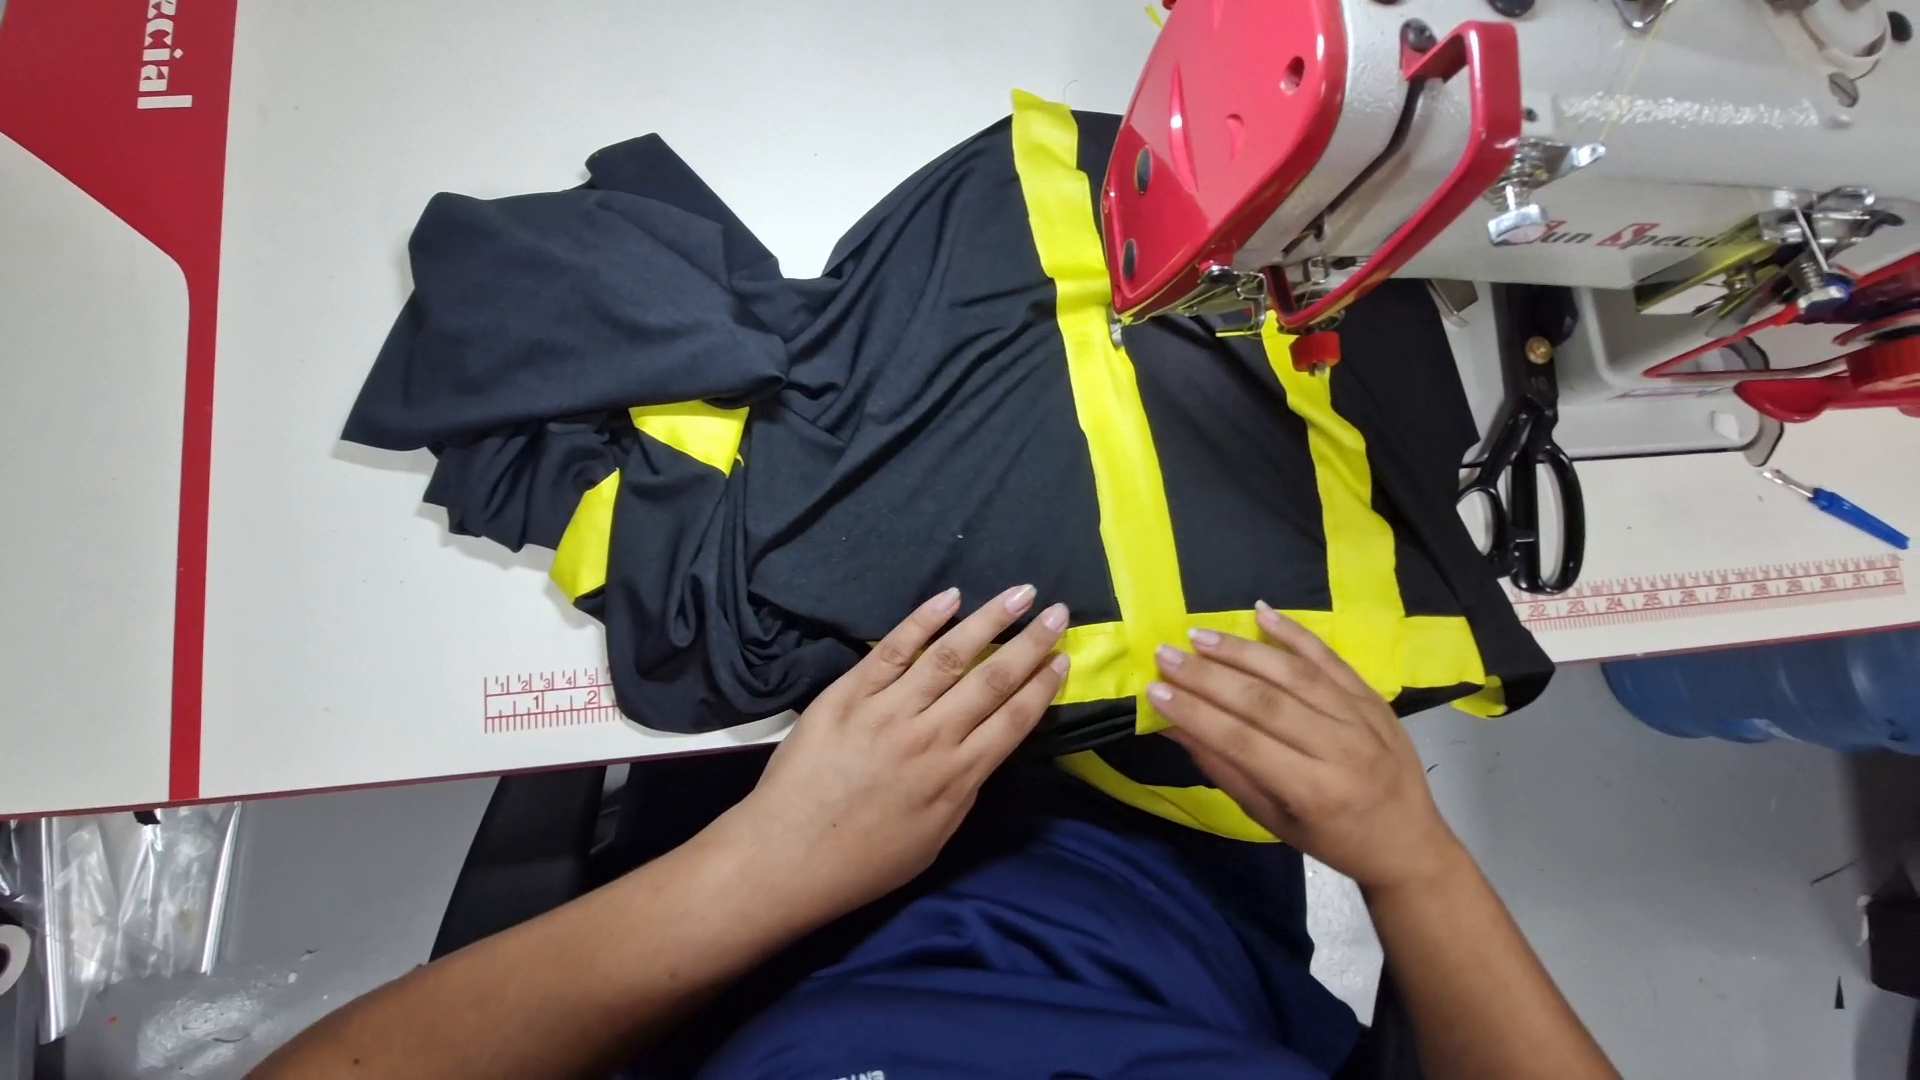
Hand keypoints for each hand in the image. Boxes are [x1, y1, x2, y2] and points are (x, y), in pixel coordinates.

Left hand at [713, 585, 1069, 921]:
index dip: (1043, 686)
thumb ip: (964, 788)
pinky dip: (922, 621)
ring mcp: (888, 710)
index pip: (1013, 720)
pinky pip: (892, 649)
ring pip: (949, 655)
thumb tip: (984, 747)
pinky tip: (950, 598)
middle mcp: (931, 736)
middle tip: (1059, 611)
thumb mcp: (935, 838)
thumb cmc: (863, 861)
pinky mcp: (850, 693)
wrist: (784, 858)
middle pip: (992, 680)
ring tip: (1021, 593)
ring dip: (989, 620)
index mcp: (957, 776)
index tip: (1064, 657)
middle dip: (1030, 643)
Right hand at [1149, 602, 1465, 893]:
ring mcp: (1361, 718)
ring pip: (1293, 673)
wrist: (1411, 844)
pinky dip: (1294, 632)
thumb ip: (1223, 769)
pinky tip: (1262, 612)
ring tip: (1200, 636)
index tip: (1155, 689)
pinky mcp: (1372, 697)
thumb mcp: (1271, 819)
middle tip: (1167, 654)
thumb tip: (1173, 727)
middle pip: (1264, 701)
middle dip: (1208, 676)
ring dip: (1241, 651)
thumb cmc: (1333, 840)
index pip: (1242, 741)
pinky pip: (1329, 658)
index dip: (1195, 713)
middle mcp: (1341, 749)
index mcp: (1314, 791)